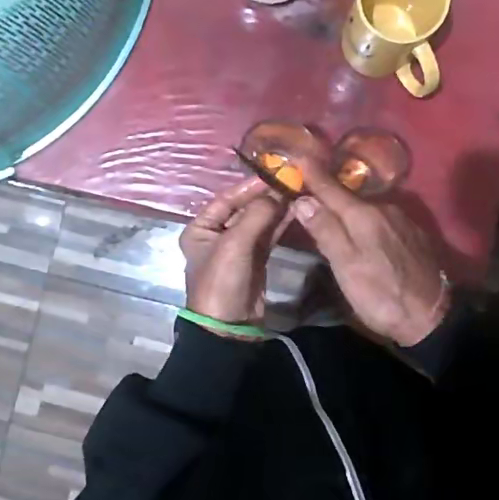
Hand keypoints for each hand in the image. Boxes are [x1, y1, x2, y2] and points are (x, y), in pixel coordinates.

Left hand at [180, 177, 286, 326]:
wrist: (229, 326)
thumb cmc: (221, 281)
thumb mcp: (234, 245)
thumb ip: (255, 216)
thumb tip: (275, 193)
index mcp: (200, 229)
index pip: (226, 199)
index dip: (249, 187)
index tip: (274, 173)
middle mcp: (216, 235)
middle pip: (243, 208)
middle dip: (266, 196)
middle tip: (292, 180)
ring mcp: (236, 248)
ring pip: (258, 221)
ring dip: (276, 209)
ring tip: (299, 192)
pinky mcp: (254, 260)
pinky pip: (268, 236)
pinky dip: (280, 224)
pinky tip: (296, 211)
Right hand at [288, 154, 449, 345]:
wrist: (432, 318)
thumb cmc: (381, 294)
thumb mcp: (346, 266)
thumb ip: (325, 230)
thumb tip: (303, 198)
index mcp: (363, 215)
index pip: (330, 186)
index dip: (310, 172)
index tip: (294, 154)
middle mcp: (384, 209)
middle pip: (346, 195)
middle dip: (324, 188)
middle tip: (301, 183)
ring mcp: (401, 220)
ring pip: (363, 206)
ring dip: (343, 205)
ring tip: (323, 206)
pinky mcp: (411, 234)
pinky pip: (377, 217)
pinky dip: (360, 218)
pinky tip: (355, 227)